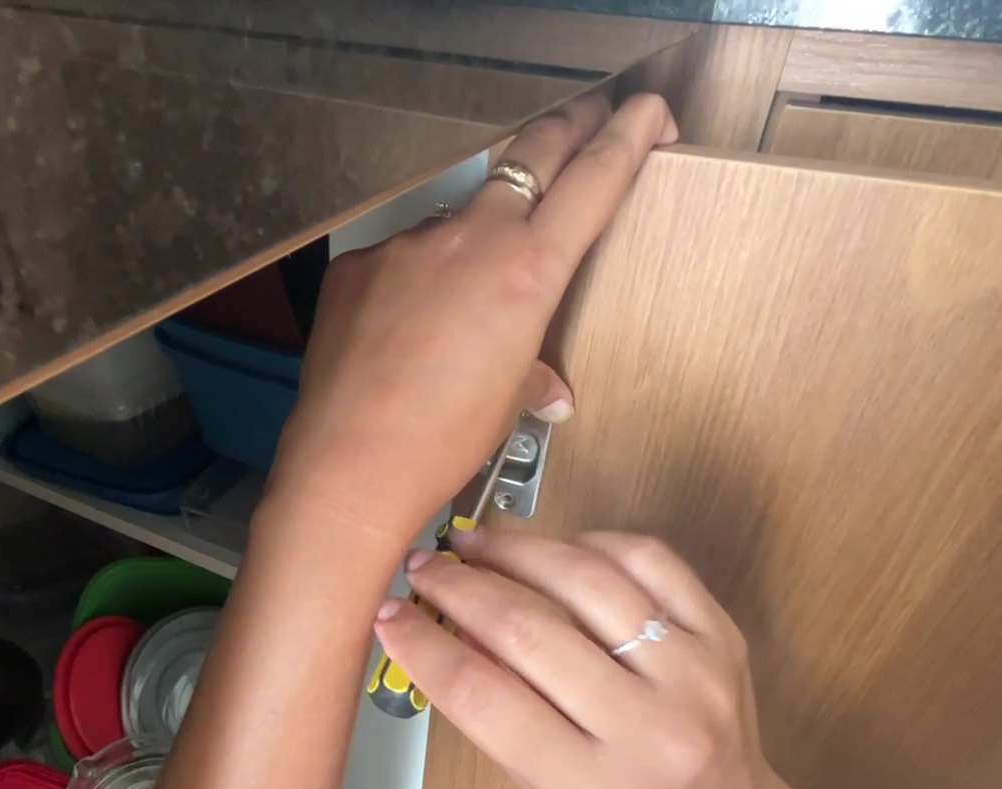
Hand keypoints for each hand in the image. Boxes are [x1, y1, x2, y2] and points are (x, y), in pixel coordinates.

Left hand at [269, 94, 677, 543]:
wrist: (353, 461)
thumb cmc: (443, 441)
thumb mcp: (507, 403)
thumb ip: (534, 374)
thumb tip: (552, 390)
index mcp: (527, 271)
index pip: (594, 177)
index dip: (630, 134)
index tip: (649, 114)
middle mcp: (471, 238)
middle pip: (533, 150)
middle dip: (570, 126)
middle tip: (589, 119)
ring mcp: (408, 244)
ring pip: (458, 219)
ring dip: (473, 240)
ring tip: (456, 305)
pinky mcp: (358, 263)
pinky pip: (400, 256)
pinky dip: (413, 280)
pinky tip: (401, 328)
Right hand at [373, 528, 839, 788]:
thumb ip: (494, 713)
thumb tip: (443, 628)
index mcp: (593, 786)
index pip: (486, 698)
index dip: (425, 646)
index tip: (389, 613)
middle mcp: (649, 727)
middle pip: (529, 630)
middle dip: (460, 588)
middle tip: (423, 566)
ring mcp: (694, 670)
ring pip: (586, 579)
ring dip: (515, 550)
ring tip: (473, 543)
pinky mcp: (721, 630)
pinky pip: (646, 558)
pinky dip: (586, 542)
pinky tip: (549, 546)